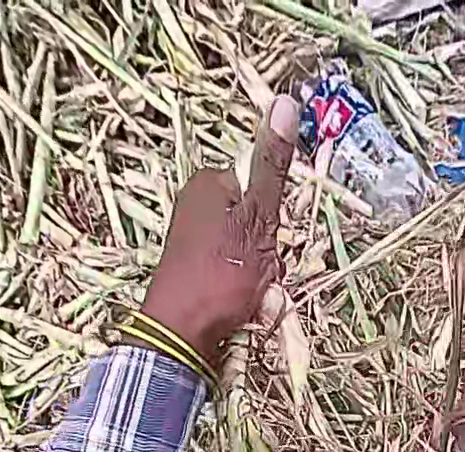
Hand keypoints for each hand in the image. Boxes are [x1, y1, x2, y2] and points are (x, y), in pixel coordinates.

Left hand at [140, 96, 298, 372]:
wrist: (180, 334)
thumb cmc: (219, 275)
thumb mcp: (256, 218)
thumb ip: (271, 168)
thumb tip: (284, 104)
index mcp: (208, 185)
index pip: (260, 189)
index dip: (274, 220)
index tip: (270, 243)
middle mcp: (195, 207)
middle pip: (254, 222)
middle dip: (267, 252)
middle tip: (261, 274)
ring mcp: (192, 242)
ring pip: (247, 252)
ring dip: (259, 276)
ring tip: (251, 294)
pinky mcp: (193, 272)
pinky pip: (232, 274)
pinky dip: (242, 290)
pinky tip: (239, 305)